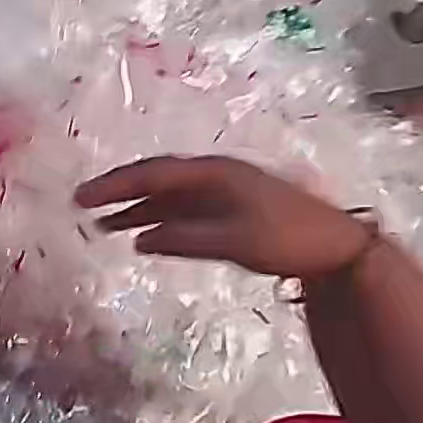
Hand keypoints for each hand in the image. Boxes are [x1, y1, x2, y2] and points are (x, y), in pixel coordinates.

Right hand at [75, 156, 372, 279]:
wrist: (340, 249)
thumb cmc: (288, 240)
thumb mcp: (235, 242)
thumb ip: (185, 239)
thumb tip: (140, 240)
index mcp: (213, 173)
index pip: (152, 174)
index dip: (115, 184)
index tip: (82, 197)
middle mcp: (212, 176)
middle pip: (155, 179)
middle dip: (118, 191)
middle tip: (82, 203)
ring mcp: (220, 193)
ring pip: (166, 197)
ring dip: (135, 209)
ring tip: (102, 225)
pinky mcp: (227, 211)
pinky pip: (181, 212)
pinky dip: (157, 222)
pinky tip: (142, 236)